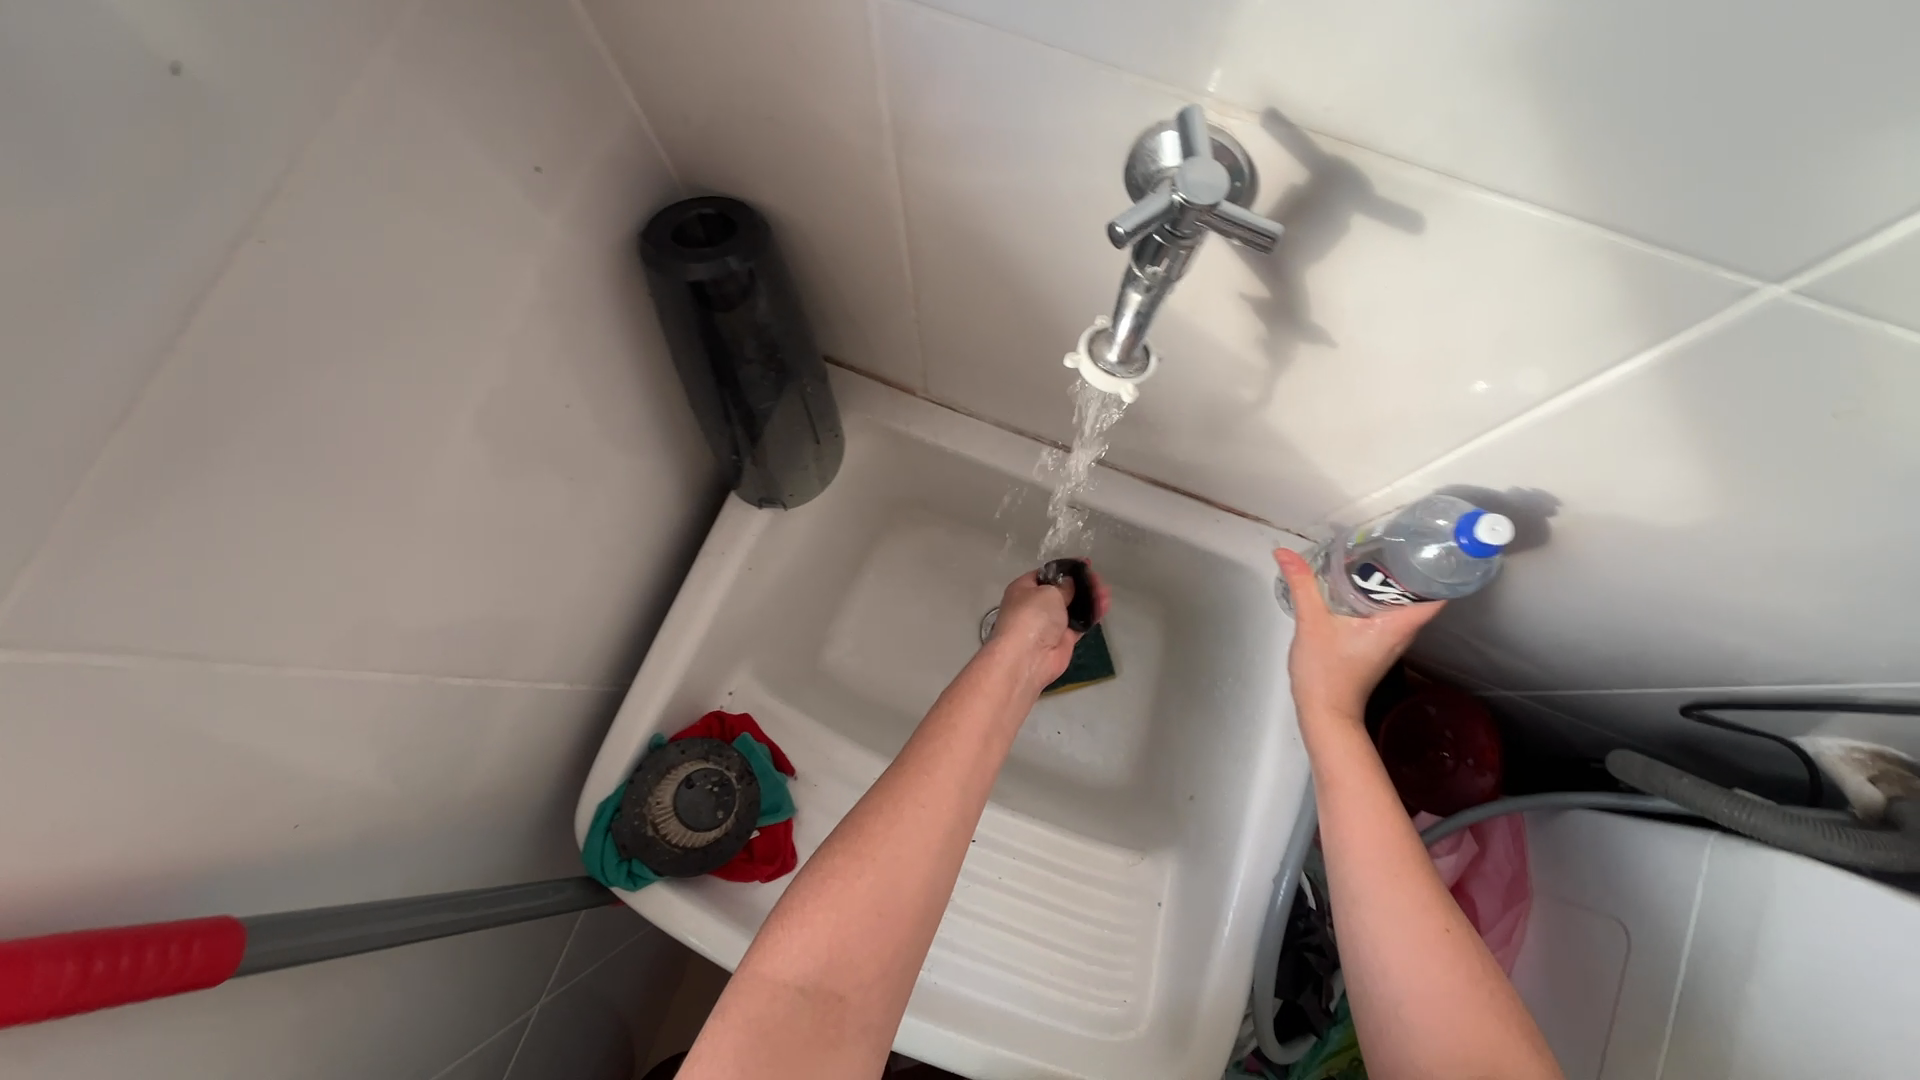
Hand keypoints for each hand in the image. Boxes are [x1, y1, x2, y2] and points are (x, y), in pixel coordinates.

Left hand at [988, 564, 1111, 692]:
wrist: (1028, 657)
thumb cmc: (1032, 616)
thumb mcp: (1048, 592)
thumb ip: (1064, 586)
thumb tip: (1070, 583)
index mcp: (1024, 589)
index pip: (1046, 574)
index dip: (1066, 569)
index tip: (1085, 564)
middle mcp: (1035, 605)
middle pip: (1062, 591)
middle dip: (1081, 584)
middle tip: (1098, 580)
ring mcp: (1050, 623)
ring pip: (1073, 607)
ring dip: (1090, 598)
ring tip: (1106, 591)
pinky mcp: (1063, 639)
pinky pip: (1080, 623)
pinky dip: (1092, 614)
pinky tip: (1104, 605)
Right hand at [1275, 547, 1443, 723]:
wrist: (1325, 711)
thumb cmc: (1325, 671)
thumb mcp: (1311, 623)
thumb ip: (1301, 585)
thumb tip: (1284, 552)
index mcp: (1398, 624)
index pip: (1438, 593)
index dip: (1438, 567)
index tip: (1425, 544)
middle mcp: (1402, 631)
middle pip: (1420, 594)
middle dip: (1409, 567)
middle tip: (1391, 541)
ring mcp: (1391, 640)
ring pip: (1402, 603)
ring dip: (1391, 582)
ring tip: (1372, 558)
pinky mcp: (1377, 645)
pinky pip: (1387, 614)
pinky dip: (1377, 597)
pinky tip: (1356, 587)